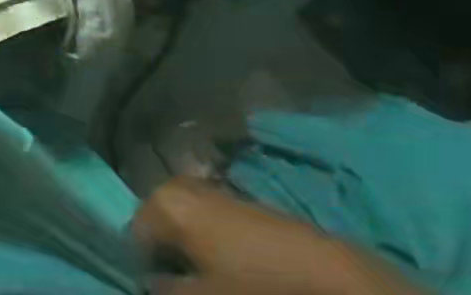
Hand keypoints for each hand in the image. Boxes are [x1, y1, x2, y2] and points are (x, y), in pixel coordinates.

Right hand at [132, 177, 424, 294]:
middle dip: (167, 253)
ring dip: (191, 252)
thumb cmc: (256, 288)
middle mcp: (184, 186)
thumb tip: (150, 285)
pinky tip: (237, 275)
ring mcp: (219, 193)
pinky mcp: (249, 207)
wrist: (337, 282)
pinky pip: (215, 226)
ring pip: (188, 224)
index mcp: (166, 201)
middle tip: (182, 283)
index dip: (141, 267)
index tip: (157, 287)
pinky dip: (216, 249)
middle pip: (160, 222)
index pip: (133, 235)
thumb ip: (165, 291)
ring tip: (211, 281)